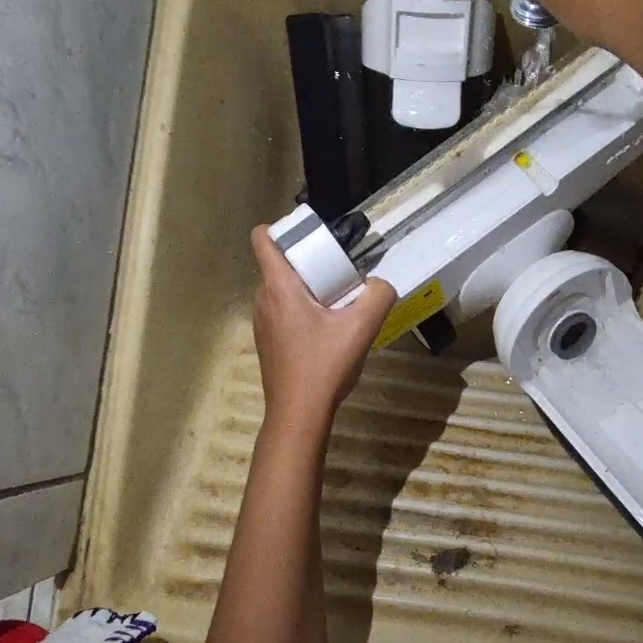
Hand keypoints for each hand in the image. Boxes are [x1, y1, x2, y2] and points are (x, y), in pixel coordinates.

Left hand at [250, 226, 397, 421]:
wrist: (298, 414)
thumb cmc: (324, 366)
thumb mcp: (361, 328)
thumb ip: (378, 296)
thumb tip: (380, 284)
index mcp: (279, 287)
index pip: (263, 239)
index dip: (282, 228)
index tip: (312, 236)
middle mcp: (263, 299)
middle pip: (280, 264)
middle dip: (308, 262)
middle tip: (339, 274)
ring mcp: (262, 323)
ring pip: (282, 290)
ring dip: (307, 289)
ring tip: (337, 303)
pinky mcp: (267, 342)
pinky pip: (282, 311)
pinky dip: (301, 310)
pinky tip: (326, 331)